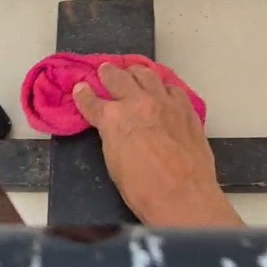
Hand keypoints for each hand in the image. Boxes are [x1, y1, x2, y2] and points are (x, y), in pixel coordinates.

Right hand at [71, 63, 237, 226]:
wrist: (184, 196)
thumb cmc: (143, 189)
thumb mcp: (113, 162)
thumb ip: (111, 135)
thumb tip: (112, 127)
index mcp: (113, 118)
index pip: (92, 101)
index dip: (84, 94)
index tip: (81, 89)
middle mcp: (137, 103)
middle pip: (118, 78)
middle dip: (108, 73)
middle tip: (105, 70)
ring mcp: (164, 102)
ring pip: (147, 74)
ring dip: (136, 72)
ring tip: (133, 72)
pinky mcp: (185, 108)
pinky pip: (172, 88)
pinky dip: (163, 86)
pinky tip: (162, 90)